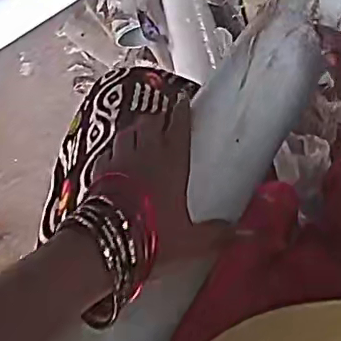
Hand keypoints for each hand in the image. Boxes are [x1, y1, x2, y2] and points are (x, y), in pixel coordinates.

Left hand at [86, 96, 227, 273]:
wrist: (110, 239)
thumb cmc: (154, 233)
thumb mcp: (191, 239)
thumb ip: (215, 234)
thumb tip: (241, 233)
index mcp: (172, 160)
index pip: (179, 125)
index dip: (182, 111)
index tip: (183, 101)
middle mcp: (145, 151)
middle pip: (150, 121)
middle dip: (157, 117)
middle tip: (163, 117)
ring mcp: (120, 158)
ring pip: (127, 131)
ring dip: (134, 129)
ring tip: (139, 131)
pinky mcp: (99, 169)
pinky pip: (107, 152)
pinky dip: (113, 151)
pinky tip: (114, 157)